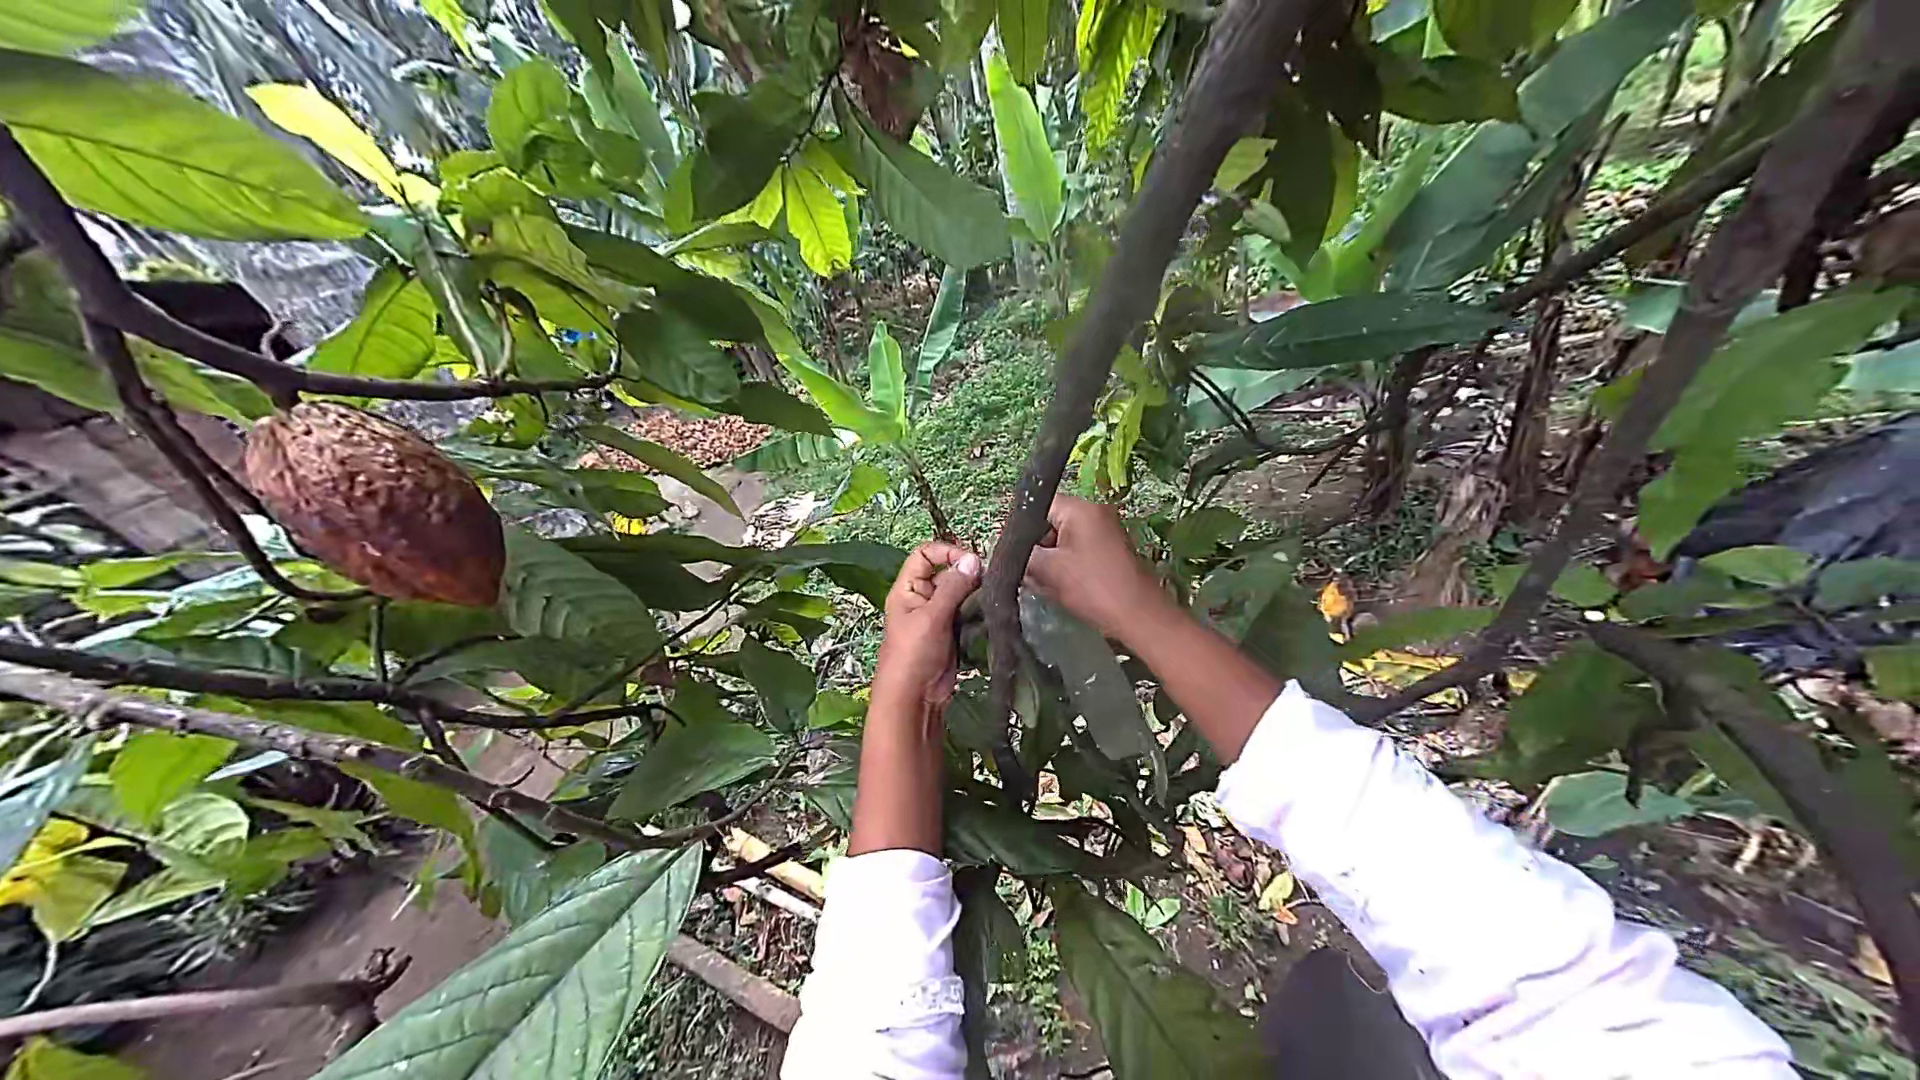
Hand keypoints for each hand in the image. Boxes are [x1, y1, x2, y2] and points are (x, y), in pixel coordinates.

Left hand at [873, 541, 982, 710]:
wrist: (915, 697)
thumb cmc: (913, 654)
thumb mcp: (931, 617)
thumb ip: (953, 588)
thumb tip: (973, 560)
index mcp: (908, 589)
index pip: (926, 554)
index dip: (946, 552)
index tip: (970, 561)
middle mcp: (923, 598)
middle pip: (947, 572)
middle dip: (968, 574)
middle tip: (989, 580)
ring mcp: (939, 615)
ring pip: (962, 592)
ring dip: (977, 593)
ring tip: (993, 596)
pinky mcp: (954, 631)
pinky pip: (969, 612)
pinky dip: (980, 610)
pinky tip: (993, 611)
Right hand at [1024, 495, 1173, 643]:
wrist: (1139, 617)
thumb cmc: (1093, 588)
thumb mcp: (1048, 570)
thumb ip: (1022, 554)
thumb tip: (1006, 550)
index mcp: (1081, 508)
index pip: (1037, 505)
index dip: (1019, 528)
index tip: (1010, 552)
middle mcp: (1095, 512)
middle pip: (1050, 522)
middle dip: (1034, 546)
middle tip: (1025, 571)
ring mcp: (1105, 531)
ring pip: (1062, 539)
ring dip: (1049, 559)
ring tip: (1042, 582)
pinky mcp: (1110, 550)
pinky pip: (1077, 550)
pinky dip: (1064, 565)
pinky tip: (1059, 586)